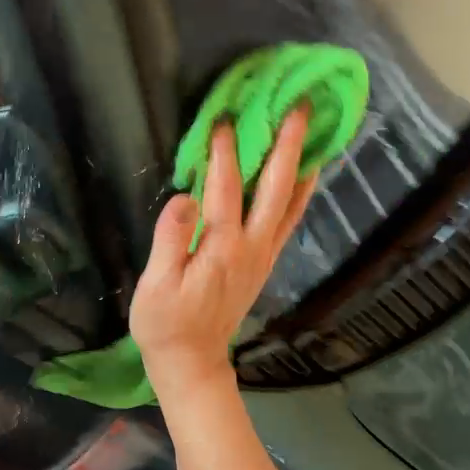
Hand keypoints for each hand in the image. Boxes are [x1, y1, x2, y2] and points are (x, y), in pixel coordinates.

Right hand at [129, 108, 317, 398]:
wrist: (190, 362)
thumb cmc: (164, 325)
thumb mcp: (154, 285)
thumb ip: (169, 239)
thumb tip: (184, 197)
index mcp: (220, 248)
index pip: (224, 190)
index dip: (224, 154)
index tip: (224, 120)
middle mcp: (250, 247)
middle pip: (275, 188)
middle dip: (286, 147)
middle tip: (298, 107)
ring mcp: (261, 256)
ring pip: (291, 203)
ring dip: (303, 165)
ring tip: (315, 133)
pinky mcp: (262, 266)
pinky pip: (288, 221)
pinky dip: (301, 195)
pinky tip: (305, 179)